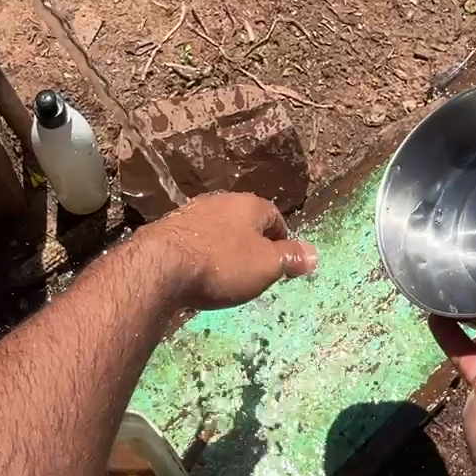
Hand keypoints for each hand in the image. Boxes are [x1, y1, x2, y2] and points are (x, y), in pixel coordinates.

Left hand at [140, 192, 318, 310]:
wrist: (160, 266)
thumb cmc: (223, 264)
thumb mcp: (266, 266)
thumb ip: (290, 258)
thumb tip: (314, 254)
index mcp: (249, 205)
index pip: (275, 216)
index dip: (281, 239)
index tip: (281, 262)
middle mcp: (220, 202)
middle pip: (244, 221)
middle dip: (251, 243)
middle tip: (254, 270)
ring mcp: (191, 213)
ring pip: (217, 229)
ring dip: (224, 248)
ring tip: (226, 274)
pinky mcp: (167, 230)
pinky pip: (194, 241)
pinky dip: (201, 254)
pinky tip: (197, 273)